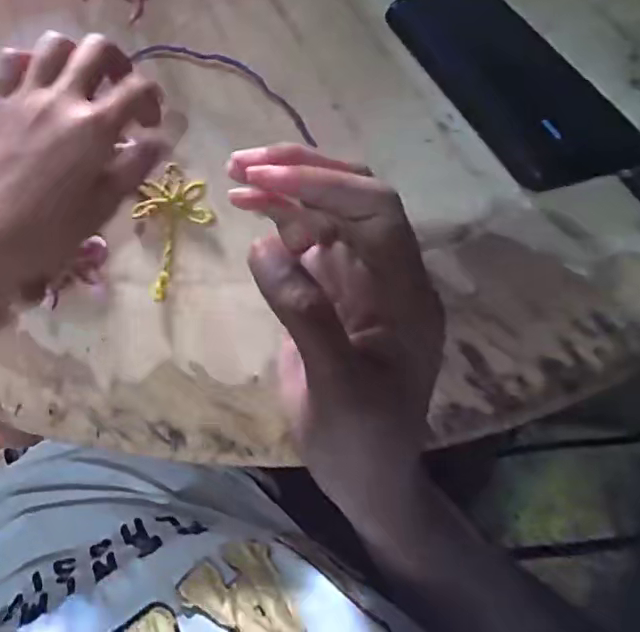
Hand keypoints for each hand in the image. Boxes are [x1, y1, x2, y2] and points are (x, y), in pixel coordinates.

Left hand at [0, 33, 165, 307]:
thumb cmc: (45, 232)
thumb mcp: (101, 207)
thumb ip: (133, 167)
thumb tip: (159, 140)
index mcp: (94, 127)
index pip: (137, 87)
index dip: (153, 98)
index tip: (150, 123)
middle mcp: (62, 98)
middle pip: (97, 48)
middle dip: (118, 61)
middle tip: (118, 89)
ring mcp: (26, 96)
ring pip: (54, 44)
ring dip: (74, 54)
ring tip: (78, 80)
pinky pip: (12, 61)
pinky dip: (29, 62)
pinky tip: (37, 84)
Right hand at [229, 146, 444, 502]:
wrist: (363, 476)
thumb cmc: (361, 439)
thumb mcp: (337, 388)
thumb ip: (304, 314)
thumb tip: (261, 245)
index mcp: (404, 290)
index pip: (375, 211)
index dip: (323, 185)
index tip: (266, 180)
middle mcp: (385, 269)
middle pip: (354, 193)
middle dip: (302, 169)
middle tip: (244, 163)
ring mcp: (355, 274)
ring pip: (326, 207)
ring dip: (284, 183)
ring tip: (235, 173)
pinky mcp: (327, 283)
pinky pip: (304, 232)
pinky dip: (276, 212)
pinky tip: (246, 204)